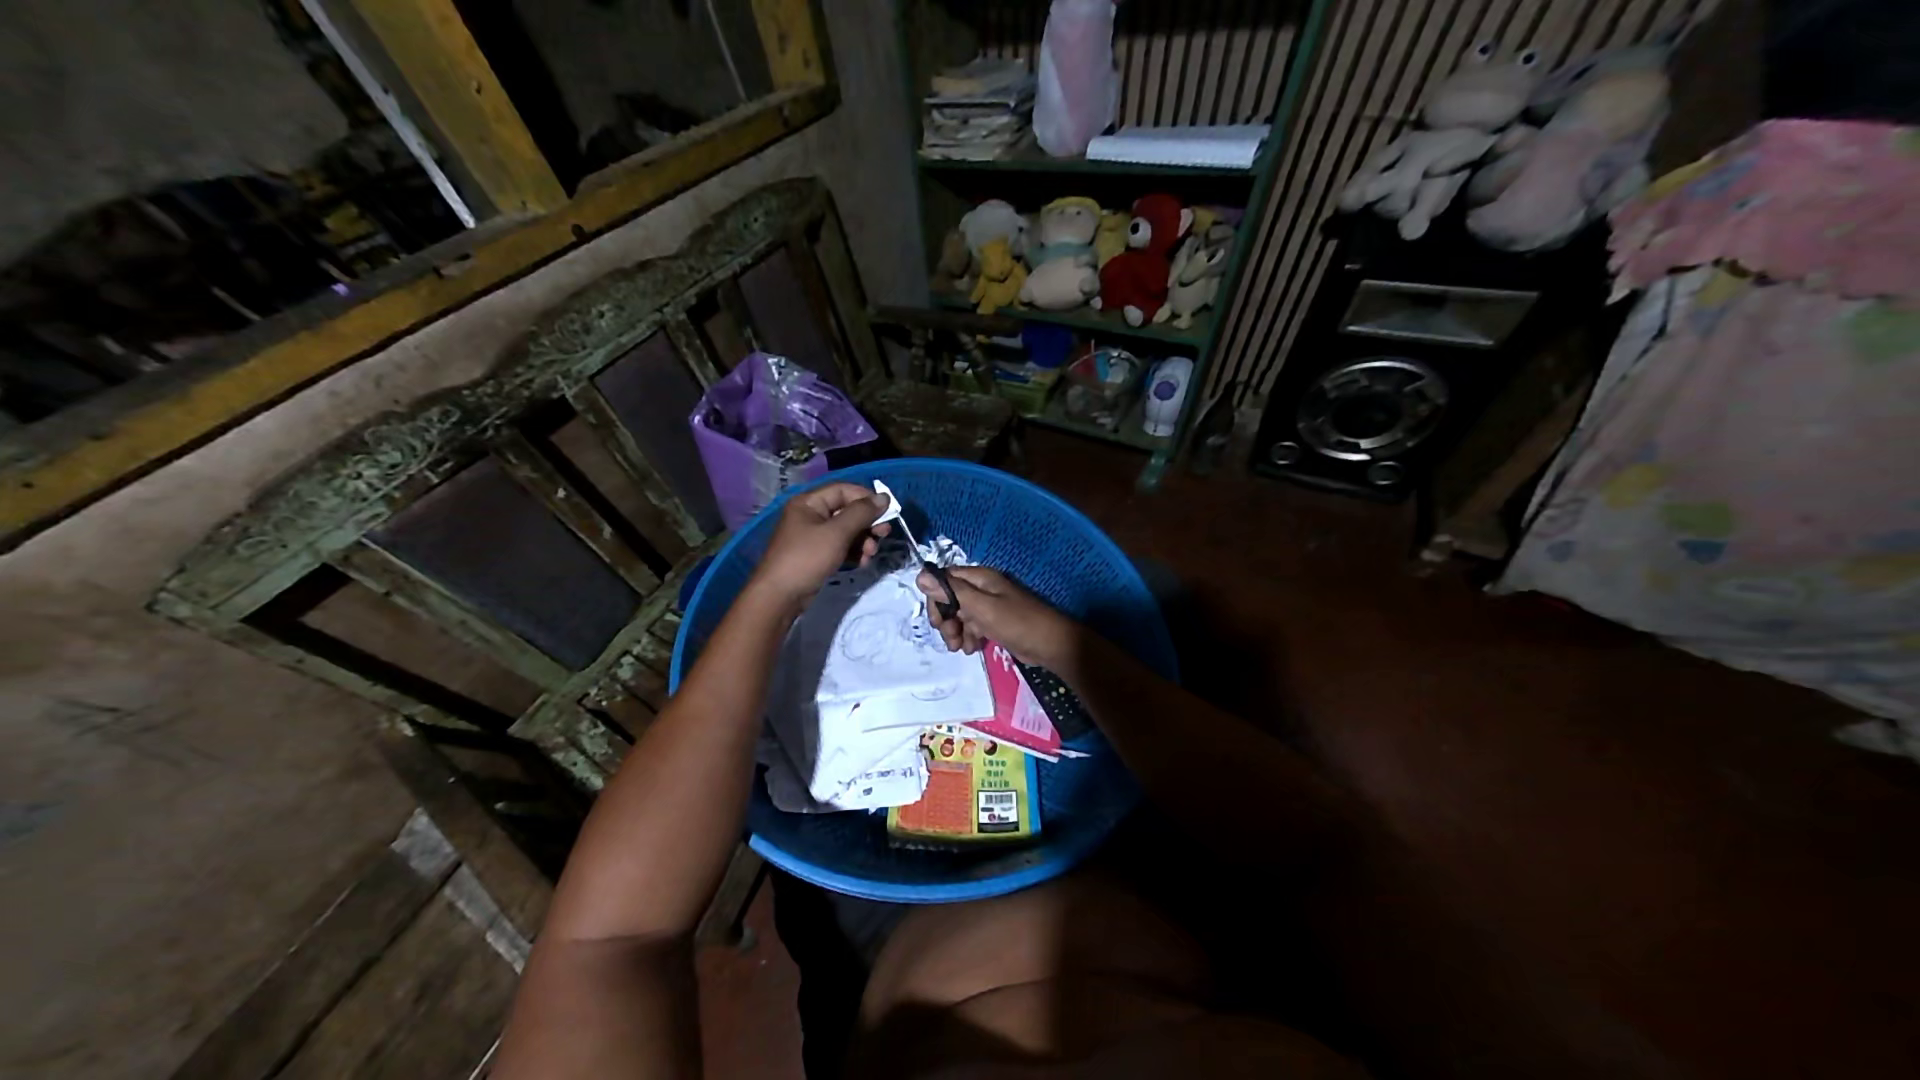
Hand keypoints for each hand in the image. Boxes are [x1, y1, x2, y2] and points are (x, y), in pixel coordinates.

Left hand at [750, 482, 889, 604]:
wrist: (780, 597)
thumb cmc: (807, 558)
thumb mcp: (837, 533)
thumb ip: (861, 513)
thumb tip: (884, 497)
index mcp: (809, 503)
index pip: (844, 490)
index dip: (866, 498)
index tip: (888, 512)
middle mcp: (810, 515)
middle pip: (847, 510)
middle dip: (867, 522)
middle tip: (883, 535)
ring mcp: (812, 536)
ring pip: (846, 530)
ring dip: (863, 540)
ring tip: (870, 554)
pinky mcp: (816, 555)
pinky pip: (841, 546)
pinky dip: (853, 552)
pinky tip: (861, 563)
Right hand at [915, 566, 1080, 668]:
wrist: (1051, 645)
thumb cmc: (1017, 623)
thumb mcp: (981, 608)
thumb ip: (952, 592)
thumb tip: (921, 576)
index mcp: (979, 578)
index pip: (944, 580)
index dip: (936, 599)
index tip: (938, 621)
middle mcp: (982, 587)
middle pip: (950, 598)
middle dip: (946, 619)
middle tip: (951, 638)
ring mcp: (989, 605)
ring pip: (959, 615)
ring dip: (956, 631)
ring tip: (962, 648)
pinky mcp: (994, 621)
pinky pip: (972, 626)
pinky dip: (969, 637)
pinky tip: (973, 649)